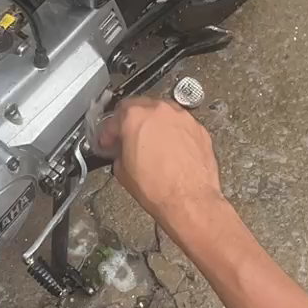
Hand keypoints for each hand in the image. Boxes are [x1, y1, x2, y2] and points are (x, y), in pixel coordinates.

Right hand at [95, 97, 228, 230]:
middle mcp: (160, 111)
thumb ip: (119, 153)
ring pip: (162, 113)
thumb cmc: (159, 187)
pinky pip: (181, 125)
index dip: (109, 132)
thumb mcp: (122, 171)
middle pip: (140, 107)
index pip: (115, 117)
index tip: (109, 140)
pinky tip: (170, 150)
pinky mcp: (198, 129)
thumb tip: (122, 152)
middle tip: (129, 139)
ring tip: (152, 145)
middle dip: (132, 122)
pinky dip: (174, 133)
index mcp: (135, 117)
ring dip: (154, 125)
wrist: (189, 200)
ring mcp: (182, 118)